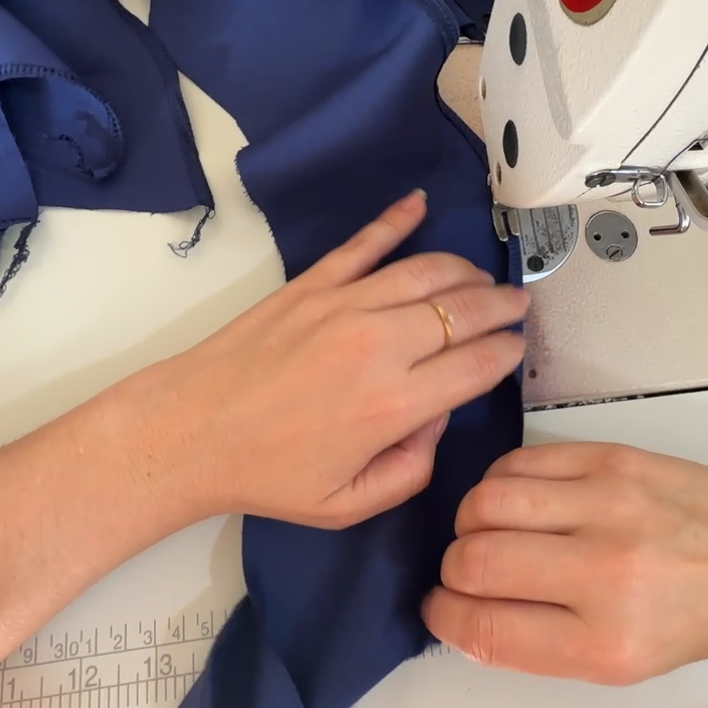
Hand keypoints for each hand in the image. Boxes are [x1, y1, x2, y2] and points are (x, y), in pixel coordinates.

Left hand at [114, 190, 528, 528]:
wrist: (189, 431)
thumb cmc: (269, 474)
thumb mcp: (350, 504)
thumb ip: (413, 468)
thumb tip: (437, 413)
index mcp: (395, 404)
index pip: (477, 365)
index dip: (507, 353)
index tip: (516, 348)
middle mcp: (381, 343)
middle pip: (463, 310)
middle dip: (501, 306)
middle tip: (518, 305)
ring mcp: (346, 303)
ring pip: (427, 271)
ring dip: (466, 270)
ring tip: (483, 276)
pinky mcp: (314, 282)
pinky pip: (365, 242)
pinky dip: (396, 219)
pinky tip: (420, 203)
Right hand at [421, 443, 707, 684]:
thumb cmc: (691, 616)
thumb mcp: (621, 660)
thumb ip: (538, 640)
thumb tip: (463, 610)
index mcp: (606, 643)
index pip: (486, 627)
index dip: (444, 616)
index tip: (439, 607)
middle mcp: (603, 571)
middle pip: (475, 560)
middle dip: (452, 568)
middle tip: (466, 570)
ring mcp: (605, 502)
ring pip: (487, 501)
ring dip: (469, 520)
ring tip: (486, 530)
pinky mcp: (607, 456)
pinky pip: (518, 461)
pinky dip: (498, 481)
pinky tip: (514, 499)